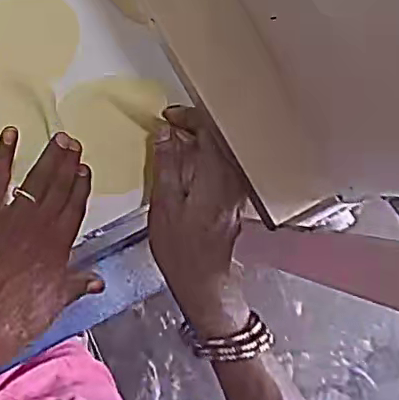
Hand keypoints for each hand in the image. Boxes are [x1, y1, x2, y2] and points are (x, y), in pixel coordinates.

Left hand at [0, 129, 103, 399]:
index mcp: (56, 249)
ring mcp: (12, 218)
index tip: (85, 170)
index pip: (75, 209)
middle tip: (75, 144)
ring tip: (59, 139)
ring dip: (49, 157)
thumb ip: (73, 286)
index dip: (81, 187)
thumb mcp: (49, 310)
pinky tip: (10, 136)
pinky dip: (4, 155)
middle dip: (68, 164)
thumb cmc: (5, 324)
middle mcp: (39, 228)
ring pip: (37, 180)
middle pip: (59, 188)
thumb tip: (95, 280)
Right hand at [149, 106, 253, 335]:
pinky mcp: (232, 198)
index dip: (187, 117)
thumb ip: (166, 165)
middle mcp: (231, 179)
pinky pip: (220, 164)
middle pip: (217, 137)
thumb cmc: (180, 249)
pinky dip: (202, 156)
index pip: (208, 130)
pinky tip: (185, 165)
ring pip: (219, 150)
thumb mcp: (163, 204)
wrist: (204, 283)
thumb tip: (164, 133)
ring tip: (173, 143)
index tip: (168, 117)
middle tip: (168, 126)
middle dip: (192, 125)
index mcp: (215, 176)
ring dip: (197, 140)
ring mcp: (235, 188)